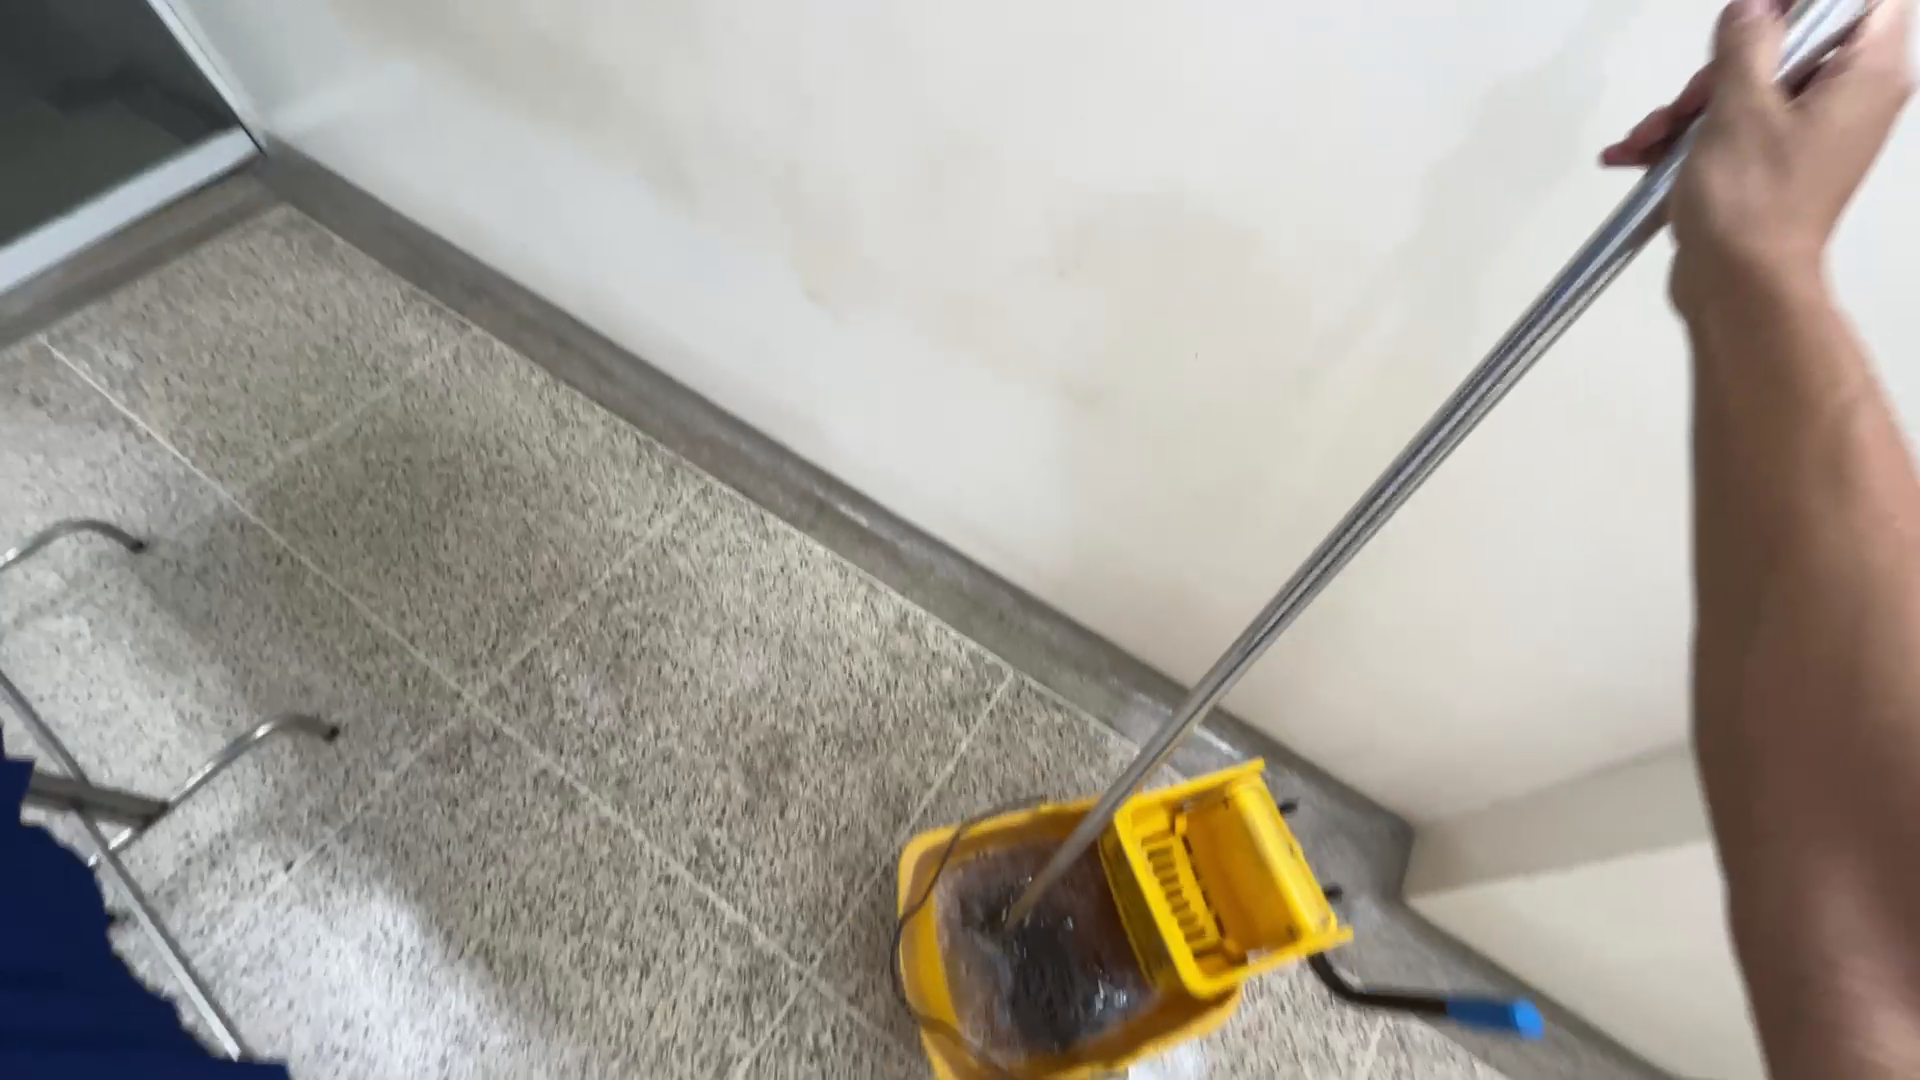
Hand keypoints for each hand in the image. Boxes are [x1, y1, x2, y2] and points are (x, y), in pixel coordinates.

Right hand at [1603, 0, 1912, 311]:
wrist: (1738, 283)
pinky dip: (1683, 142)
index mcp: (1865, 73)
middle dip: (1719, 71)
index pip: (1857, 3)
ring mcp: (1805, 137)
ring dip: (1686, 113)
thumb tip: (1751, 7)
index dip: (1799, 3)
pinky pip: (1729, 135)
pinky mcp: (1766, 170)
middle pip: (1790, 50)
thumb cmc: (1748, 196)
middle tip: (1682, 103)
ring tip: (1640, 142)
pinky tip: (1633, 157)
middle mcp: (1848, 98)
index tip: (1746, 16)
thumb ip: (1746, 48)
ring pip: (1747, 96)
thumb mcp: (1738, 112)